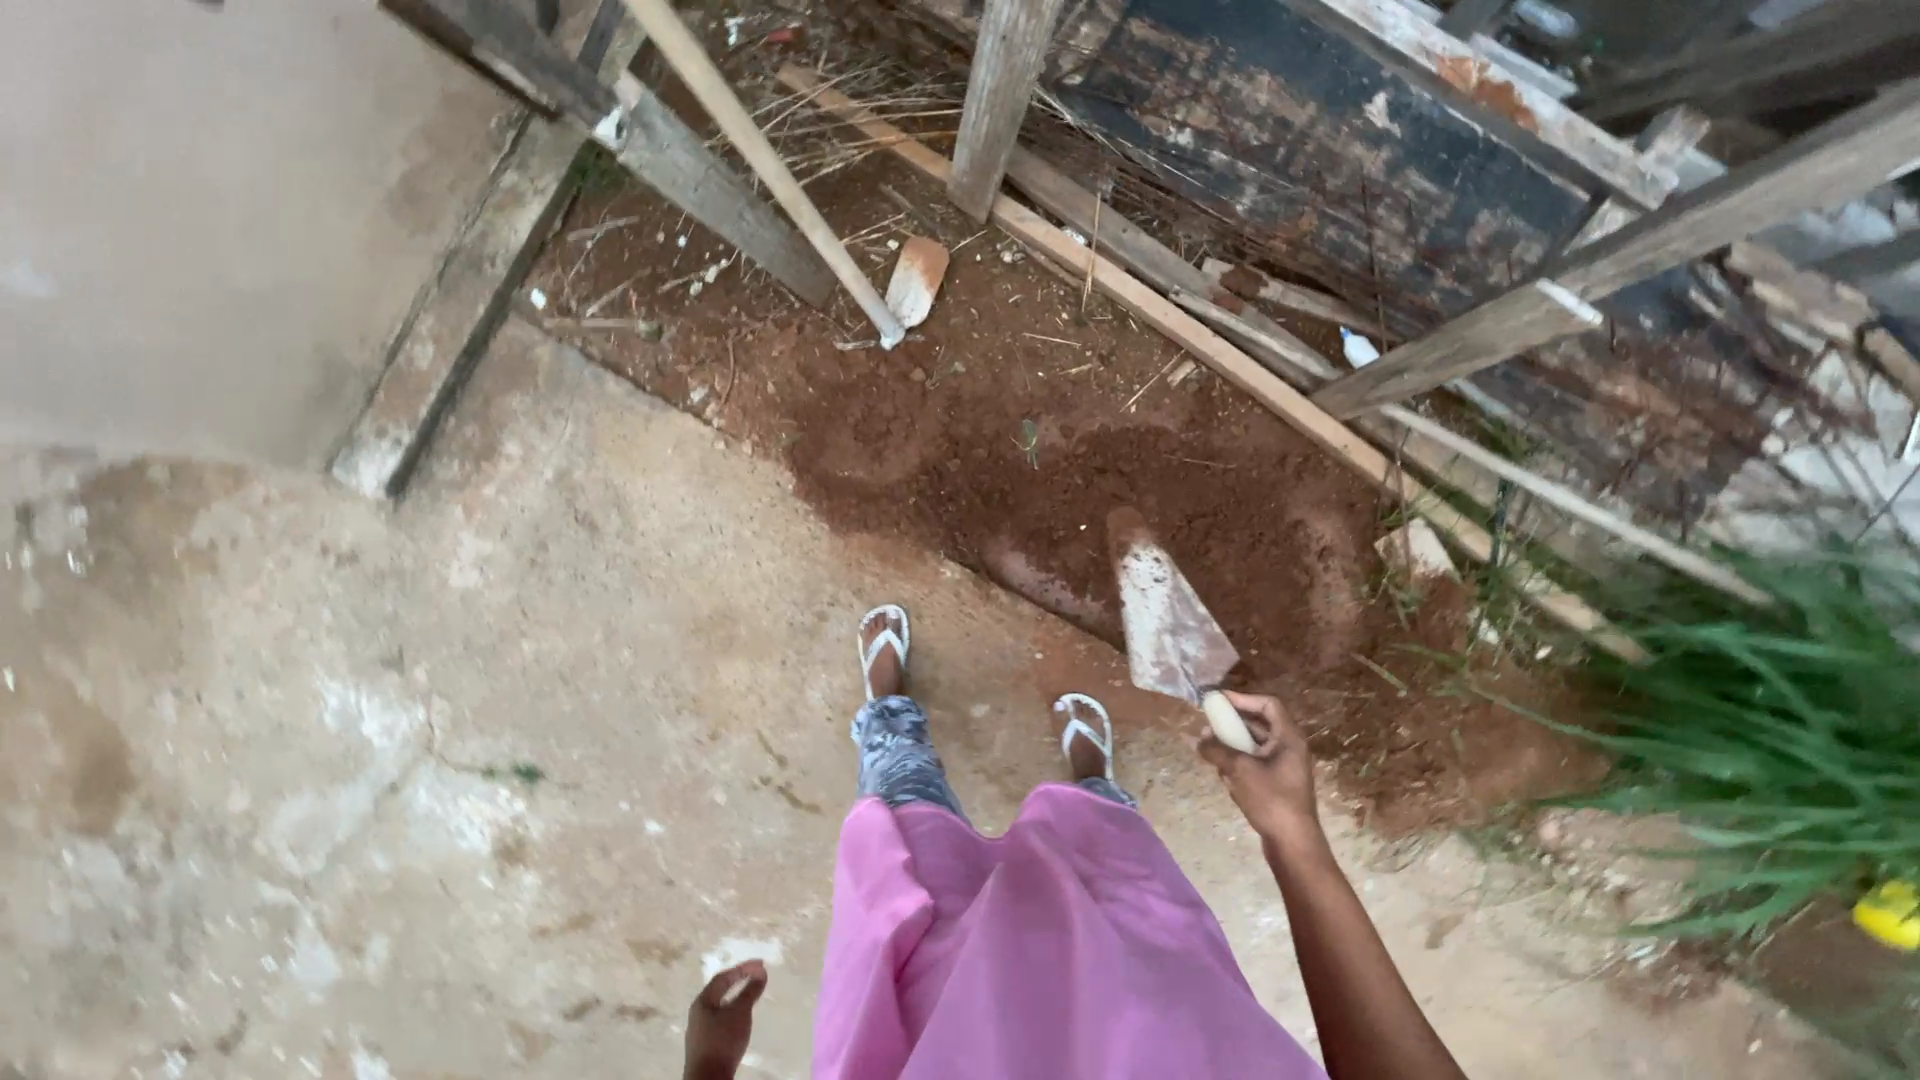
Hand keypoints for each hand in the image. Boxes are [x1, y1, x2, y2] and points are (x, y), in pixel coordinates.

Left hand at [684, 960, 767, 1079]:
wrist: (708, 1079)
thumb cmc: (722, 1040)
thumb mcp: (740, 1012)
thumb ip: (750, 991)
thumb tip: (761, 972)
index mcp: (702, 1001)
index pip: (723, 977)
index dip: (743, 968)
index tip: (761, 964)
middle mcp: (698, 1012)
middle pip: (719, 990)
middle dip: (739, 980)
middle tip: (756, 975)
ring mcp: (699, 1030)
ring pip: (720, 1006)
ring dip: (736, 997)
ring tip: (751, 994)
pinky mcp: (704, 1044)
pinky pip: (720, 1019)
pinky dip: (733, 1012)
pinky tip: (741, 1019)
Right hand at [1196, 691, 1322, 849]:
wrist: (1293, 843)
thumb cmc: (1271, 799)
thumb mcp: (1239, 769)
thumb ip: (1217, 749)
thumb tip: (1199, 738)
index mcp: (1288, 738)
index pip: (1269, 704)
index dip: (1244, 698)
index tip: (1219, 700)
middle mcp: (1289, 748)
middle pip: (1260, 724)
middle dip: (1233, 722)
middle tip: (1209, 722)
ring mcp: (1285, 768)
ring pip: (1256, 745)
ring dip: (1233, 743)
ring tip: (1210, 747)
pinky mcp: (1278, 785)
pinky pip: (1256, 763)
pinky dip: (1238, 762)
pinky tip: (1223, 773)